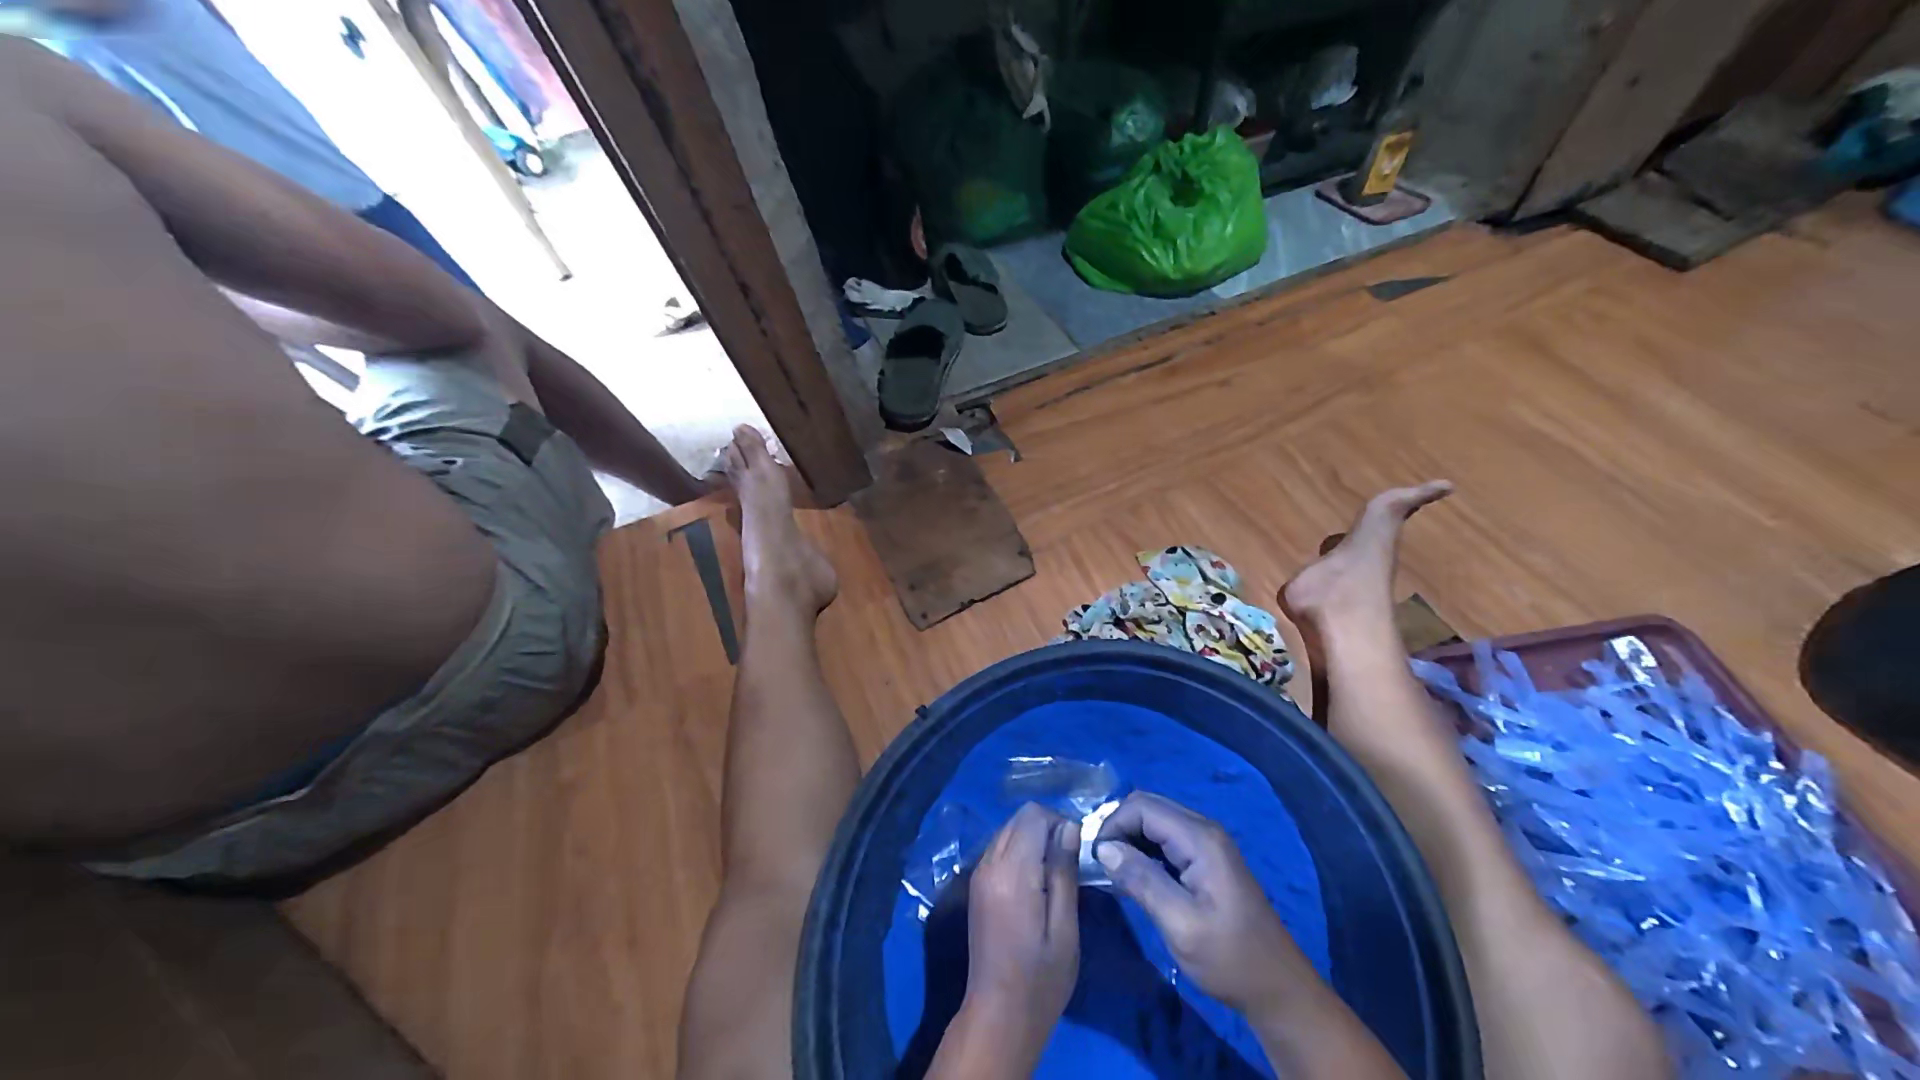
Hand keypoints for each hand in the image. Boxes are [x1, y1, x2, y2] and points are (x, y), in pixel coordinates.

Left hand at [951, 803, 1080, 1070]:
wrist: (999, 1013)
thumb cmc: (1041, 977)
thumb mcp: (1064, 927)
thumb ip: (1063, 872)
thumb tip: (1069, 827)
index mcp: (1011, 872)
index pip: (1032, 815)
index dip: (1059, 822)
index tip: (1077, 850)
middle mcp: (989, 864)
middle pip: (1018, 818)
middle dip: (1046, 828)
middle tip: (1070, 861)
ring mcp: (978, 874)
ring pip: (1007, 831)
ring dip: (1032, 839)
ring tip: (1055, 873)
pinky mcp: (976, 886)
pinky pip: (999, 849)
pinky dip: (1019, 852)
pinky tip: (1036, 883)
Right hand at [1094, 792, 1317, 1015]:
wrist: (1277, 989)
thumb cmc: (1230, 959)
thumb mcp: (1181, 925)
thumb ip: (1142, 880)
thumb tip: (1104, 847)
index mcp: (1201, 839)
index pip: (1142, 807)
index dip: (1113, 825)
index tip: (1097, 859)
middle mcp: (1204, 830)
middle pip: (1147, 807)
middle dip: (1118, 828)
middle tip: (1102, 865)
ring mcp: (1207, 844)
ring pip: (1155, 821)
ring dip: (1129, 839)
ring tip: (1115, 873)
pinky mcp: (1206, 859)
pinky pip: (1165, 839)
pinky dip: (1144, 850)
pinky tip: (1135, 877)